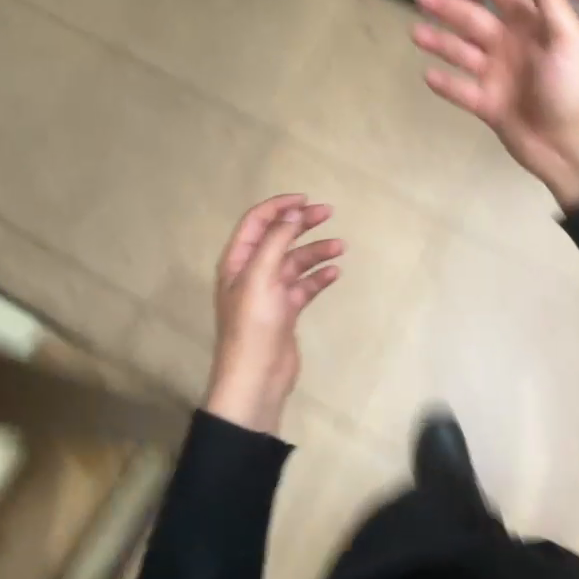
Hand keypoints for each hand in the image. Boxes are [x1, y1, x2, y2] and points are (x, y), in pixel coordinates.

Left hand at [204, 194, 343, 434]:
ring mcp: (270, 292)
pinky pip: (305, 286)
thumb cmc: (253, 325)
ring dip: (316, 251)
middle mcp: (252, 272)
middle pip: (278, 237)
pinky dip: (319, 277)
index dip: (279, 206)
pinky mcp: (286, 311)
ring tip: (341, 247)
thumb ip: (276, 241)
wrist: (255, 378)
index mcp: (237, 261)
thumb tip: (292, 211)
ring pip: (295, 262)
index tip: (306, 200)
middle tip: (329, 213)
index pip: (257, 222)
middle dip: (302, 223)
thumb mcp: (261, 276)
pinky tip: (336, 273)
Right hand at [414, 0, 578, 210]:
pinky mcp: (488, 105)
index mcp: (534, 29)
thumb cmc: (573, 90)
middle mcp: (512, 47)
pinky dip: (446, 83)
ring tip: (415, 32)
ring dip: (439, 42)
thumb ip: (550, 0)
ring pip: (462, 53)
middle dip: (449, 7)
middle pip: (474, 21)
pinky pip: (461, 90)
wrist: (570, 146)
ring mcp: (498, 77)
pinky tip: (428, 75)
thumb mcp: (568, 40)